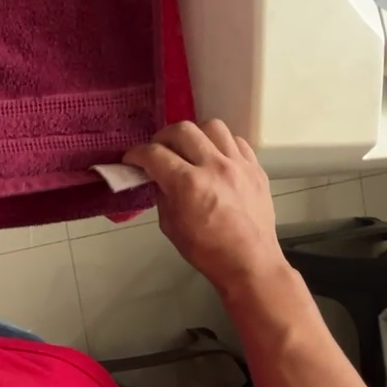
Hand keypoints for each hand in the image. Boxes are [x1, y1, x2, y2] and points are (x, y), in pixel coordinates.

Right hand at [123, 121, 287, 300]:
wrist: (248, 260)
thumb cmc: (204, 249)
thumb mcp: (169, 224)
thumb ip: (162, 195)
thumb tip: (158, 178)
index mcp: (187, 184)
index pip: (154, 154)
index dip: (135, 154)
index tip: (130, 160)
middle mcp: (214, 166)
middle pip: (182, 130)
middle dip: (161, 138)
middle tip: (157, 152)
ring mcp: (238, 164)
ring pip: (212, 126)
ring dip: (193, 135)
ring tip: (188, 150)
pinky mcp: (256, 167)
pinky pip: (235, 141)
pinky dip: (219, 144)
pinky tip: (213, 158)